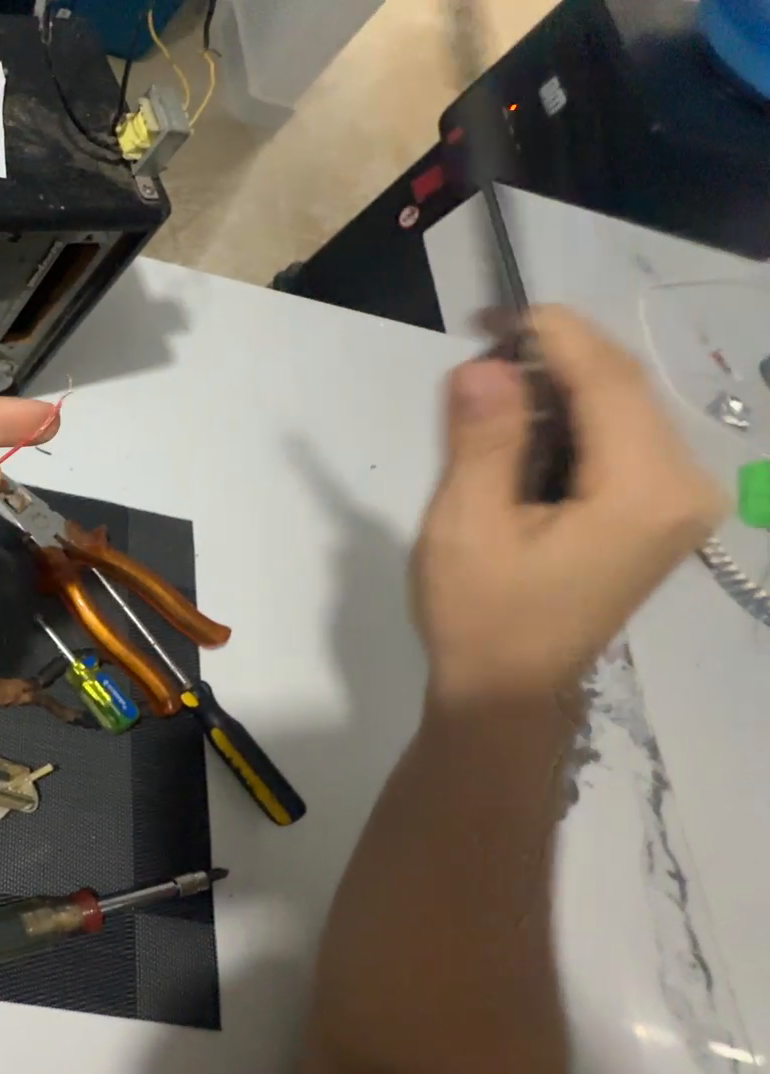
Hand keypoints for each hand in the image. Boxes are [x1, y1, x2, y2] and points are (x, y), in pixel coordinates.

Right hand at [413, 307, 722, 705]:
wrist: (507, 685)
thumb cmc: (480, 611)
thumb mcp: (467, 524)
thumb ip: (482, 442)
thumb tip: (485, 365)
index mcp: (646, 489)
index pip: (609, 383)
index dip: (555, 336)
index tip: (495, 310)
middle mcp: (682, 485)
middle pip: (622, 392)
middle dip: (554, 357)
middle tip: (478, 343)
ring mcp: (673, 502)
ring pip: (618, 415)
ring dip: (553, 390)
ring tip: (484, 386)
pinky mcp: (650, 514)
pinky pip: (612, 445)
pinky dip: (563, 424)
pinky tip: (515, 430)